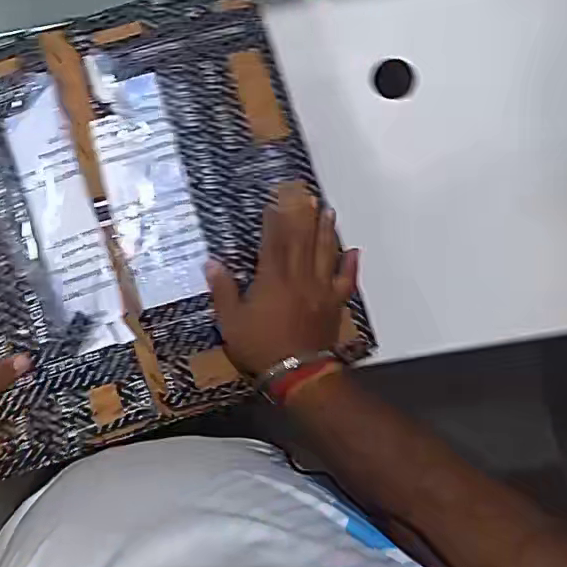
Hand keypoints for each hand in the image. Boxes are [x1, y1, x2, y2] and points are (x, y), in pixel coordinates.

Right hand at [205, 184, 359, 376]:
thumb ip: (222, 289)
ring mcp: (320, 289)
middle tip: (305, 193)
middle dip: (302, 214)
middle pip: (302, 240)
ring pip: (324, 253)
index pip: (273, 241)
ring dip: (326, 231)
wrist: (297, 373)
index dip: (274, 219)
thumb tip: (212, 262)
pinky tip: (354, 251)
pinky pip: (345, 281)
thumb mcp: (230, 319)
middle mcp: (299, 277)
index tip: (274, 199)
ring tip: (327, 211)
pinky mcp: (333, 304)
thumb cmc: (259, 345)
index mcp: (272, 278)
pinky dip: (351, 265)